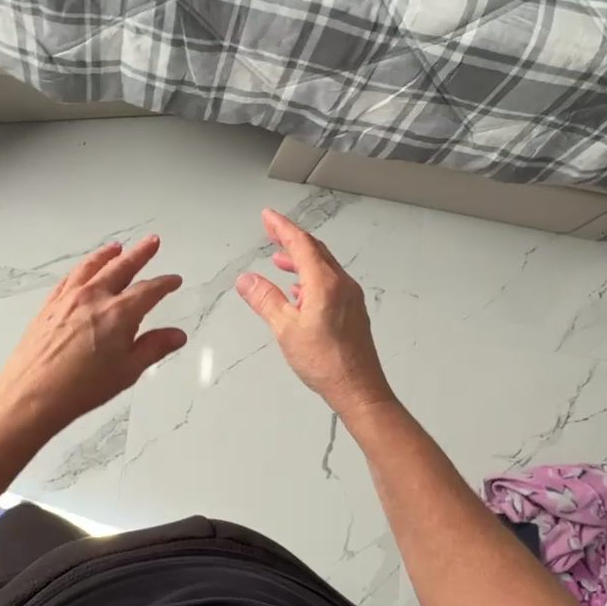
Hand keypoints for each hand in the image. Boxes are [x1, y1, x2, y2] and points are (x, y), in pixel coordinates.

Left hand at [0, 236, 186, 436]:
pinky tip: (83, 270)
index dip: (165, 283)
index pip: (149, 290)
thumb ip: (154, 347)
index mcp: (120, 313)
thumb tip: (176, 335)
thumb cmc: (80, 387)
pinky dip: (81, 269)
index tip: (173, 280)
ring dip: (107, 255)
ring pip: (92, 267)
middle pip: (122, 267)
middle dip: (140, 254)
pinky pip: (68, 278)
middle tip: (151, 242)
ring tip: (117, 247)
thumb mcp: (128, 371)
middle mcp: (94, 298)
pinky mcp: (49, 306)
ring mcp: (68, 299)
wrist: (34, 394)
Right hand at [235, 208, 394, 415]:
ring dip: (301, 259)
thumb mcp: (285, 329)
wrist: (357, 388)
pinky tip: (300, 290)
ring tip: (280, 259)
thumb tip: (248, 281)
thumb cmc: (328, 363)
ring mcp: (350, 298)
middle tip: (273, 231)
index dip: (282, 227)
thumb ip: (265, 300)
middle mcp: (342, 286)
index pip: (301, 244)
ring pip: (324, 267)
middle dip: (291, 238)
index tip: (268, 217)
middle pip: (315, 251)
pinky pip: (330, 283)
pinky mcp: (352, 311)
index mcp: (325, 284)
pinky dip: (311, 277)